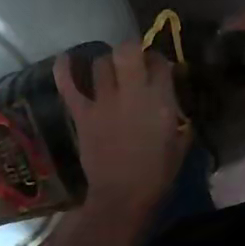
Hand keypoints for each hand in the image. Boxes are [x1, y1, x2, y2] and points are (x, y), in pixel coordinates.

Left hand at [53, 43, 189, 225]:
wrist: (122, 195)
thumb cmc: (157, 173)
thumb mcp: (180, 142)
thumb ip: (177, 115)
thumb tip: (171, 100)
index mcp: (160, 99)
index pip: (160, 62)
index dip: (157, 62)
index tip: (156, 71)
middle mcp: (131, 92)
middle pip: (127, 50)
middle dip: (131, 51)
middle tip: (132, 65)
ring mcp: (103, 102)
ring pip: (100, 63)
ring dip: (105, 64)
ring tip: (108, 73)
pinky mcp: (82, 114)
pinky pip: (68, 86)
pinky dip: (64, 70)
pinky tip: (65, 60)